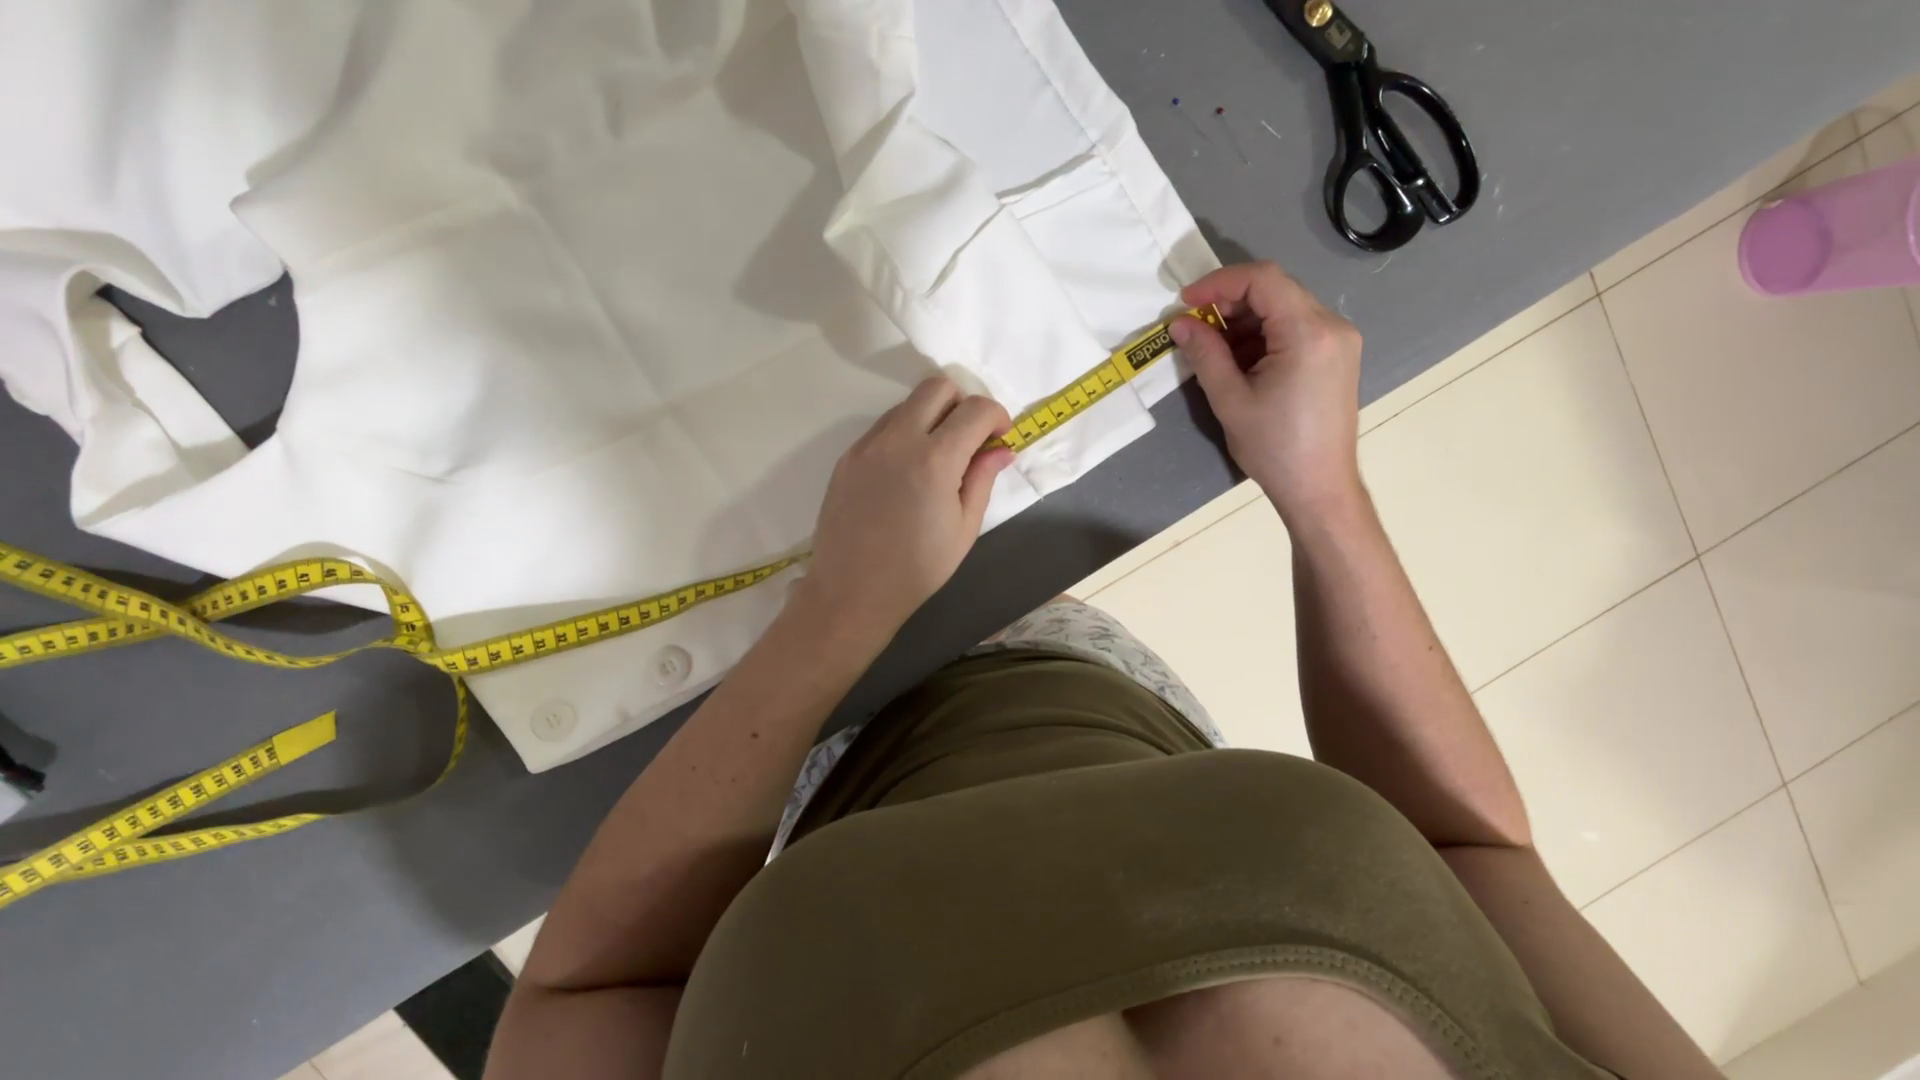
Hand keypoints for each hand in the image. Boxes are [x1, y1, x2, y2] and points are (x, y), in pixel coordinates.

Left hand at [798, 377, 1014, 640]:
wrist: (851, 591)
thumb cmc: (917, 569)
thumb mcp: (964, 529)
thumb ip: (982, 479)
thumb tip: (1001, 449)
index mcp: (935, 460)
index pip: (975, 409)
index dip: (996, 417)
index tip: (1000, 437)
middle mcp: (899, 440)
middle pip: (937, 387)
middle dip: (962, 404)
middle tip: (969, 440)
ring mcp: (868, 445)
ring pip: (907, 404)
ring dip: (931, 417)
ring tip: (937, 459)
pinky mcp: (848, 457)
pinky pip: (883, 428)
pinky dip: (904, 435)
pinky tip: (907, 474)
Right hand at [1172, 261, 1364, 522]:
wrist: (1319, 487)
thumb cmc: (1274, 448)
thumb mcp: (1230, 400)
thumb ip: (1205, 354)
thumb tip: (1180, 324)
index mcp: (1309, 333)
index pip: (1263, 280)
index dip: (1219, 282)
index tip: (1186, 302)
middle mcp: (1332, 326)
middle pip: (1275, 289)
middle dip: (1229, 302)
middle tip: (1195, 327)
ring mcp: (1339, 340)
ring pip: (1284, 307)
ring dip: (1244, 320)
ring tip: (1213, 349)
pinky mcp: (1336, 355)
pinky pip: (1295, 327)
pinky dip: (1263, 334)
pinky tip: (1240, 360)